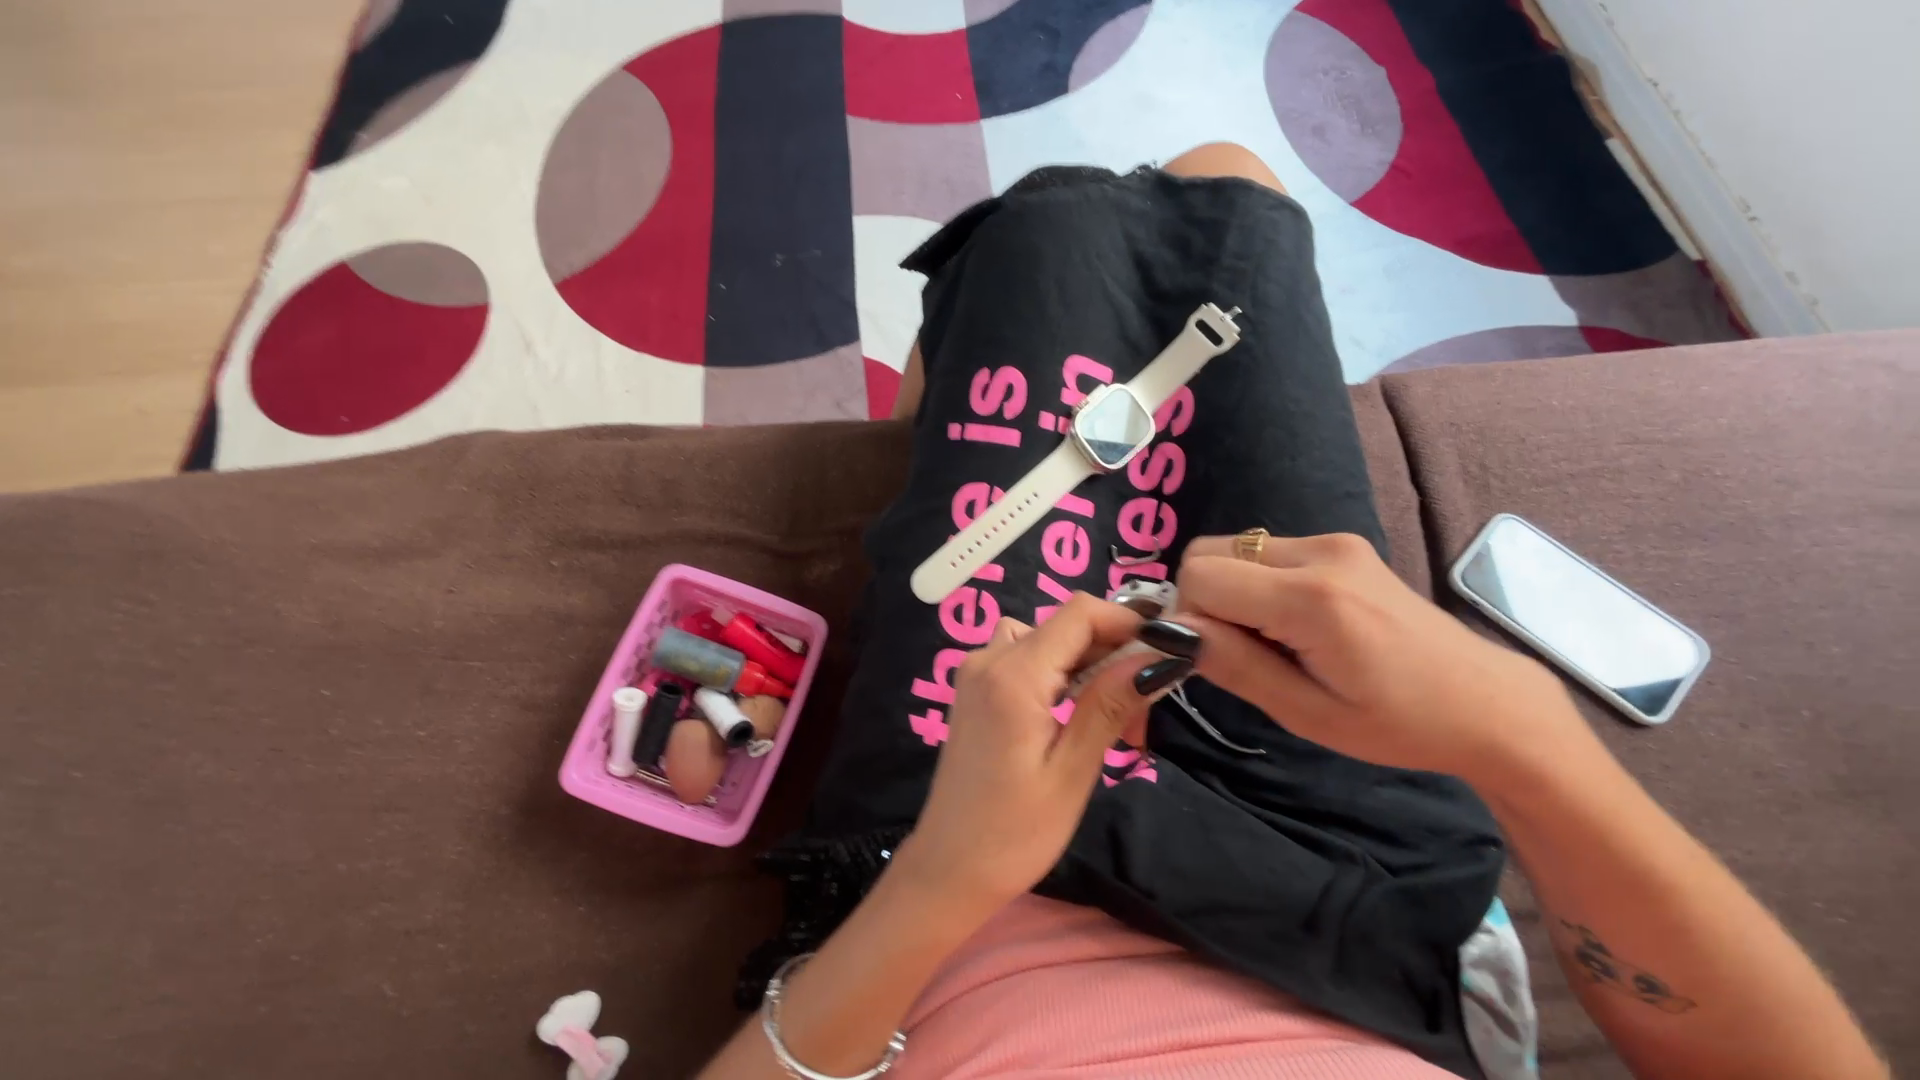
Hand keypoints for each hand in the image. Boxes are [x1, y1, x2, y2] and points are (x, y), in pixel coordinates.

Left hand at [892, 594, 1162, 913]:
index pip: (1079, 613)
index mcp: (1013, 676)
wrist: (948, 868)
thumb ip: (1111, 705)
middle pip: (1064, 625)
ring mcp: (975, 673)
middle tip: (1142, 712)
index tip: (1164, 652)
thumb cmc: (1014, 833)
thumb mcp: (1072, 772)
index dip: (1127, 621)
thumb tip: (1158, 656)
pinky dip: (1058, 673)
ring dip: (1087, 664)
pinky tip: (1074, 716)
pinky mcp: (974, 690)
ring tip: (1112, 717)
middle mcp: (988, 659)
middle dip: (1113, 653)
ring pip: (1047, 639)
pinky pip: (1024, 658)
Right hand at [1174, 533, 1583, 779]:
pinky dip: (1256, 584)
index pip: (1200, 577)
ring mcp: (1335, 542)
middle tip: (1236, 650)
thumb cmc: (1399, 723)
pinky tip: (1292, 625)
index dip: (1189, 618)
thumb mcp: (1308, 713)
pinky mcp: (1344, 545)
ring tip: (1270, 640)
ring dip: (1230, 591)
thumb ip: (1235, 666)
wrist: (1486, 702)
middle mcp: (1320, 553)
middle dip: (1203, 599)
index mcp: (1312, 599)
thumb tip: (1170, 634)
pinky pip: (1265, 553)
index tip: (1210, 658)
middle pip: (1209, 552)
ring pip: (1234, 549)